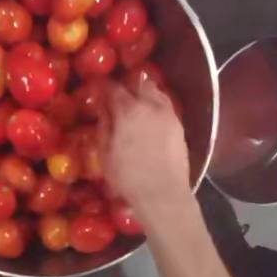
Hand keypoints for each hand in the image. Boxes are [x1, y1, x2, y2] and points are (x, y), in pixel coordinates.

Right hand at [104, 80, 192, 229]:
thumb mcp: (106, 153)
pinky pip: (166, 105)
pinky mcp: (179, 125)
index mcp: (129, 111)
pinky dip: (156, 103)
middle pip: (139, 84)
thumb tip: (103, 110)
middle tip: (117, 94)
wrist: (162, 192)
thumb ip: (104, 127)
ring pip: (156, 92)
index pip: (114, 89)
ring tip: (135, 101)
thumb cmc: (127, 176)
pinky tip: (150, 114)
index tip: (97, 89)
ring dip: (144, 91)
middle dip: (127, 85)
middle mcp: (150, 106)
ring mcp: (168, 114)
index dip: (104, 87)